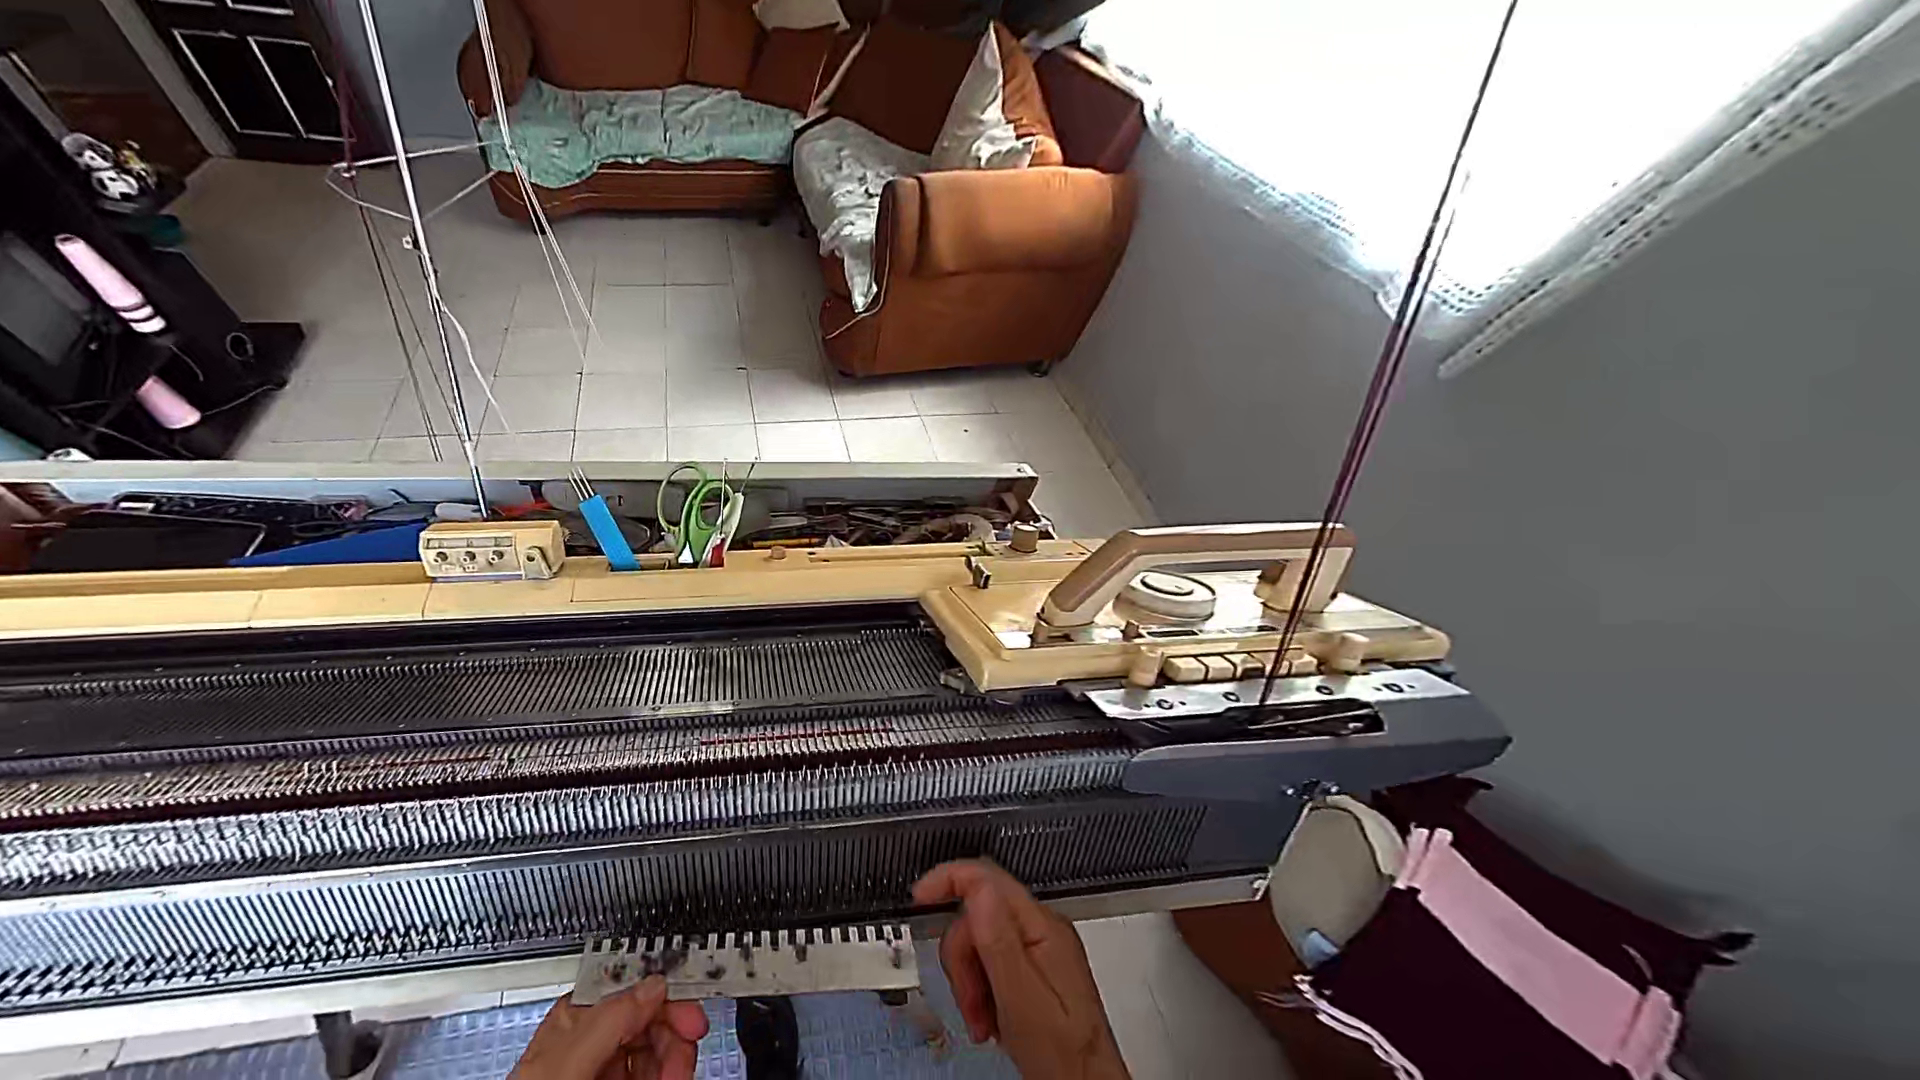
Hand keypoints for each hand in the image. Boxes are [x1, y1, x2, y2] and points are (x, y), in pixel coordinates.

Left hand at [509, 976, 708, 1079]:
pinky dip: (668, 1075)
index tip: (691, 1013)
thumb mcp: (565, 1067)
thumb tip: (654, 984)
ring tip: (676, 1077)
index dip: (668, 996)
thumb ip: (609, 1020)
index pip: (633, 988)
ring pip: (658, 1050)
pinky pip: (654, 1074)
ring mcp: (603, 1074)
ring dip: (675, 1061)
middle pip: (653, 1020)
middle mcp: (590, 1044)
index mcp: (572, 1022)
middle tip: (684, 1058)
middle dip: (675, 1036)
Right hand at [913, 860, 1130, 1079]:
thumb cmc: (1065, 1055)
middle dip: (961, 957)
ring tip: (982, 1018)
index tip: (921, 897)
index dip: (948, 880)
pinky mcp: (1033, 967)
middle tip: (969, 999)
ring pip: (979, 940)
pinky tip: (991, 1016)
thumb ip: (998, 940)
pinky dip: (981, 989)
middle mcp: (1042, 928)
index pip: (987, 878)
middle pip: (977, 914)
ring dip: (970, 981)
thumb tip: (978, 888)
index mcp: (1041, 927)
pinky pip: (990, 961)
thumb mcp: (1022, 998)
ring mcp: (1038, 947)